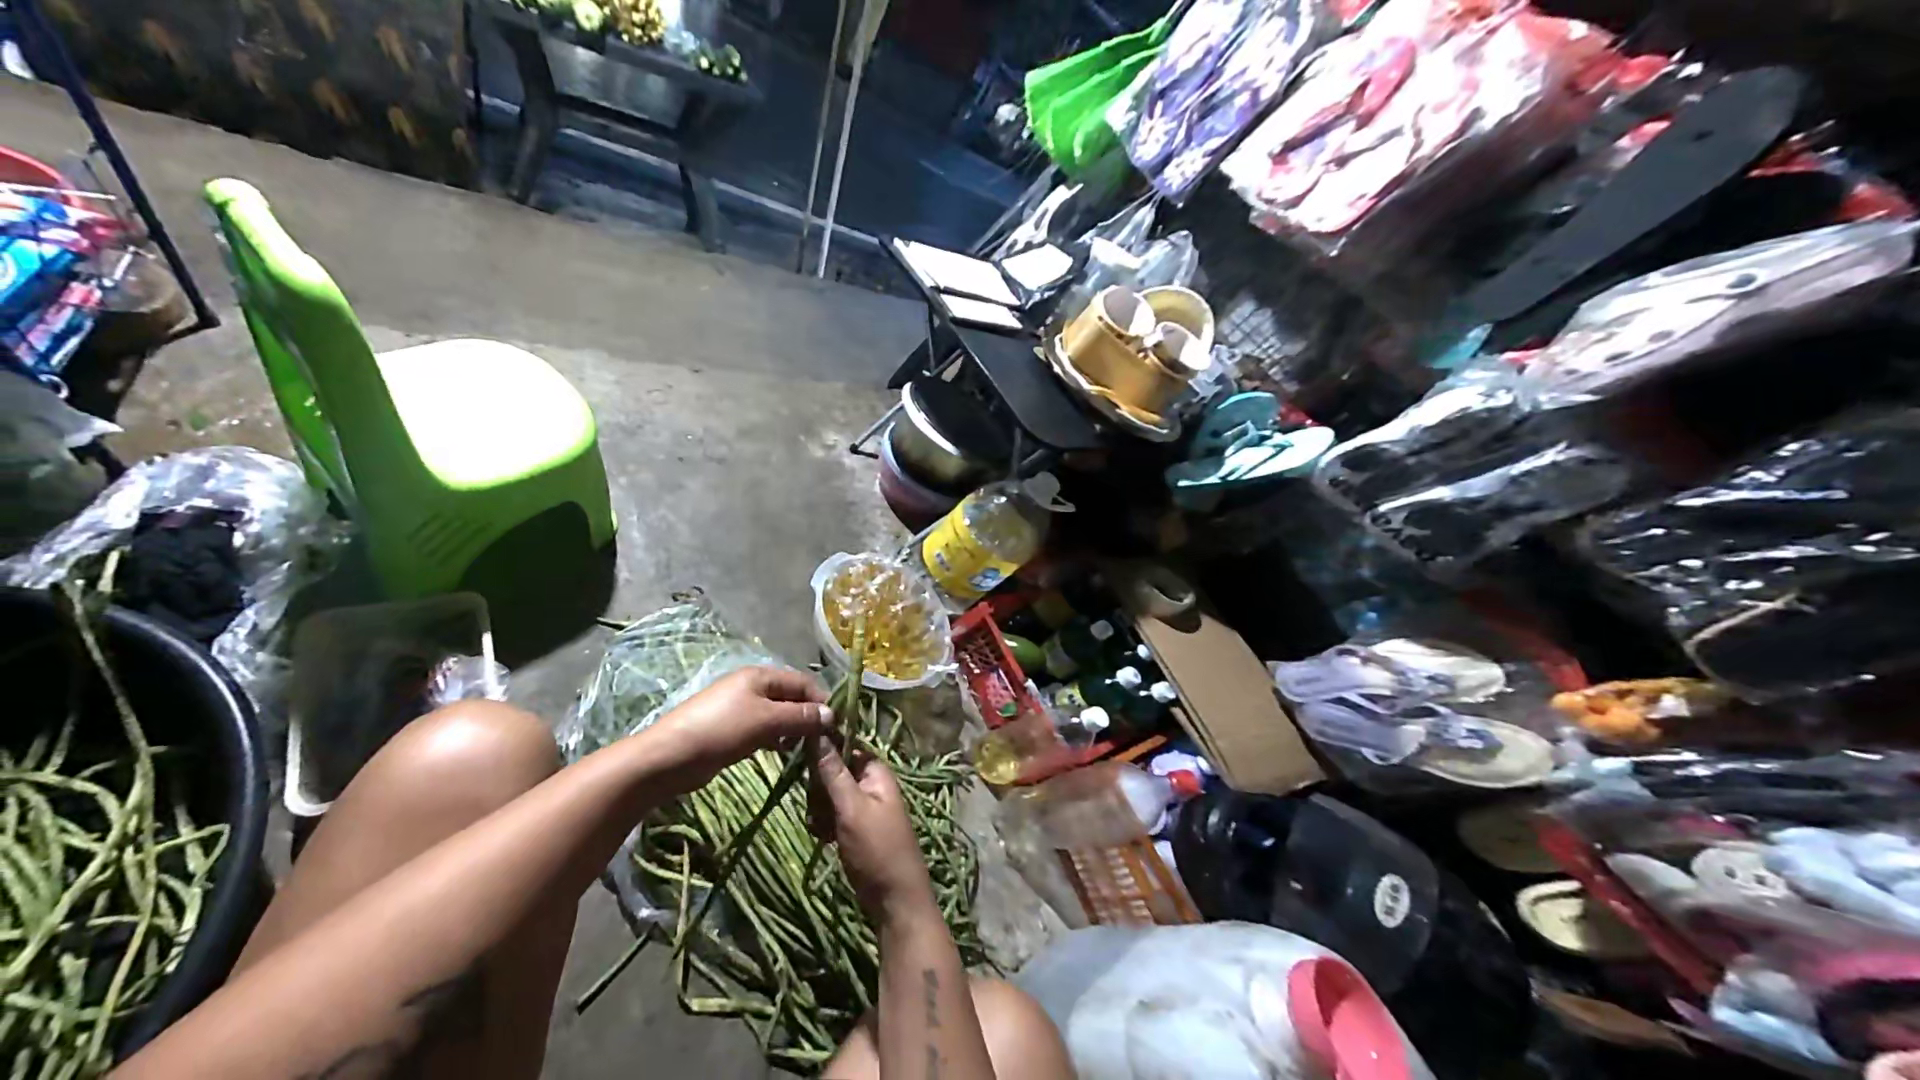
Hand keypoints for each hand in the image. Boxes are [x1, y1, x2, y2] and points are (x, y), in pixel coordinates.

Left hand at [648, 667, 831, 787]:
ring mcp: (740, 707)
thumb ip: (802, 717)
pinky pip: (763, 728)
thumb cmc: (721, 731)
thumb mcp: (767, 721)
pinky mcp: (730, 729)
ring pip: (778, 714)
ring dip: (793, 729)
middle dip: (809, 716)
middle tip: (823, 741)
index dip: (821, 701)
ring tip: (803, 749)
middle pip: (791, 697)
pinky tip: (781, 752)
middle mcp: (752, 686)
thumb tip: (832, 715)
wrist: (669, 757)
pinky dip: (776, 737)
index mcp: (760, 675)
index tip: (836, 726)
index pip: (803, 682)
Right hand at [808, 737, 934, 921]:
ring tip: (822, 830)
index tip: (804, 769)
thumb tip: (817, 731)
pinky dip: (823, 824)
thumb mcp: (851, 808)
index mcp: (875, 770)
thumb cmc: (877, 849)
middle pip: (831, 770)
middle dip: (818, 790)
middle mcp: (869, 782)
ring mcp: (861, 805)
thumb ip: (833, 771)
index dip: (821, 754)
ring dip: (818, 810)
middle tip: (819, 811)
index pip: (842, 745)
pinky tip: (823, 839)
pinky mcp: (853, 825)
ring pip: (826, 794)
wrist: (894, 899)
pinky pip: (829, 814)